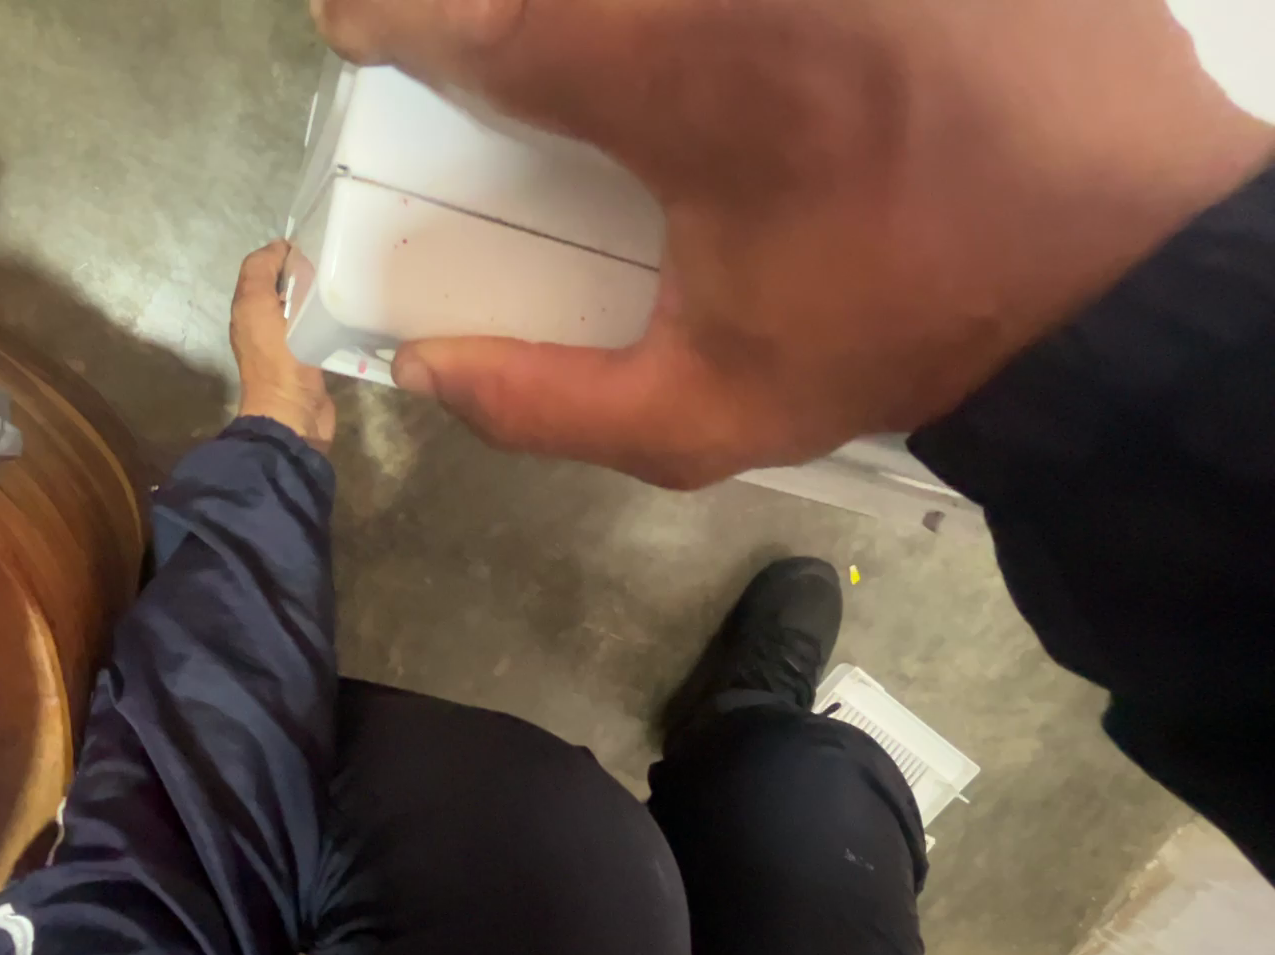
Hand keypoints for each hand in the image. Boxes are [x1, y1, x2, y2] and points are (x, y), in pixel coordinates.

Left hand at [232, 241, 336, 452]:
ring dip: (321, 296)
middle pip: (286, 285)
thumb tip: (282, 250)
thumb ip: (262, 273)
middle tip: (338, 261)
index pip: (262, 264)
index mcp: (248, 307)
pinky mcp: (311, 359)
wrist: (294, 416)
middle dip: (307, 271)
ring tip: (347, 283)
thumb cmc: (278, 360)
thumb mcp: (258, 308)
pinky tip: (349, 313)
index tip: (317, 243)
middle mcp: (265, 322)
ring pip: (304, 306)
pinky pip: (320, 329)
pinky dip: (330, 319)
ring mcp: (290, 342)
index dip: (284, 251)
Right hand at [314, 0, 1274, 486]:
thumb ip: (537, 408)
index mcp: (702, 96)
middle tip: (431, 20)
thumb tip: (419, 369)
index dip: (409, 14)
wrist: (1100, 283)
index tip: (346, 16)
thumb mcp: (689, 421)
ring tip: (528, 36)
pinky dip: (645, 6)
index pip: (513, 27)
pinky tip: (660, 39)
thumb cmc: (877, 351)